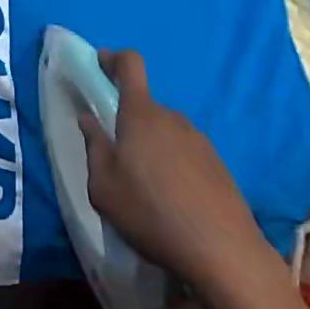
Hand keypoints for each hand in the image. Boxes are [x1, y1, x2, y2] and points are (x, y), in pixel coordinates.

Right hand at [79, 50, 266, 287]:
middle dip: (128, 123)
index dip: (114, 59)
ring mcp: (199, 139)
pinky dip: (172, 167)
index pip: (131, 65)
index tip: (100, 63)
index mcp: (141, 114)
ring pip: (165, 132)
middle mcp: (172, 118)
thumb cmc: (150, 212)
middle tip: (116, 161)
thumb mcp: (103, 187)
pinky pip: (184, 153)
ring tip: (144, 189)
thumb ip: (93, 147)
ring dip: (151, 148)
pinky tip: (170, 201)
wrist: (221, 249)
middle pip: (145, 107)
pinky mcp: (217, 163)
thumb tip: (88, 119)